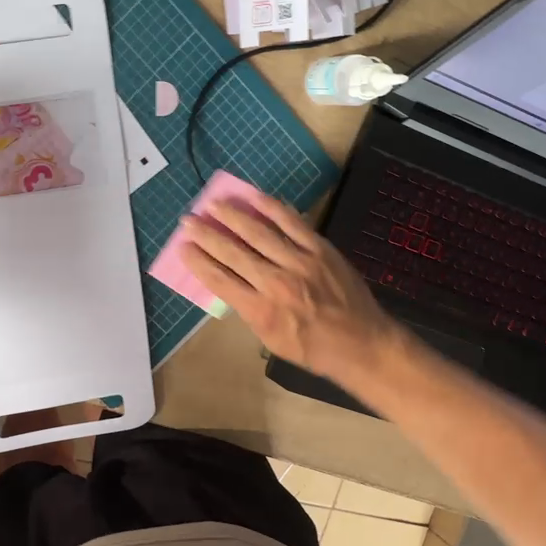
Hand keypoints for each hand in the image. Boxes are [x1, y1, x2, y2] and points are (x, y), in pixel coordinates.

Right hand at [180, 191, 400, 383]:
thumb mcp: (271, 340)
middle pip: (233, 252)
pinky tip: (255, 197)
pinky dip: (272, 208)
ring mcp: (300, 262)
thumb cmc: (313, 349)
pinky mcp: (320, 249)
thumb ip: (249, 310)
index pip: (219, 279)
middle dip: (207, 235)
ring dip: (232, 215)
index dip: (198, 261)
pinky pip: (292, 223)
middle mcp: (276, 282)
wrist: (362, 343)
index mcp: (260, 310)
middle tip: (189, 220)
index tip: (183, 247)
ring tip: (213, 204)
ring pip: (258, 232)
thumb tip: (230, 284)